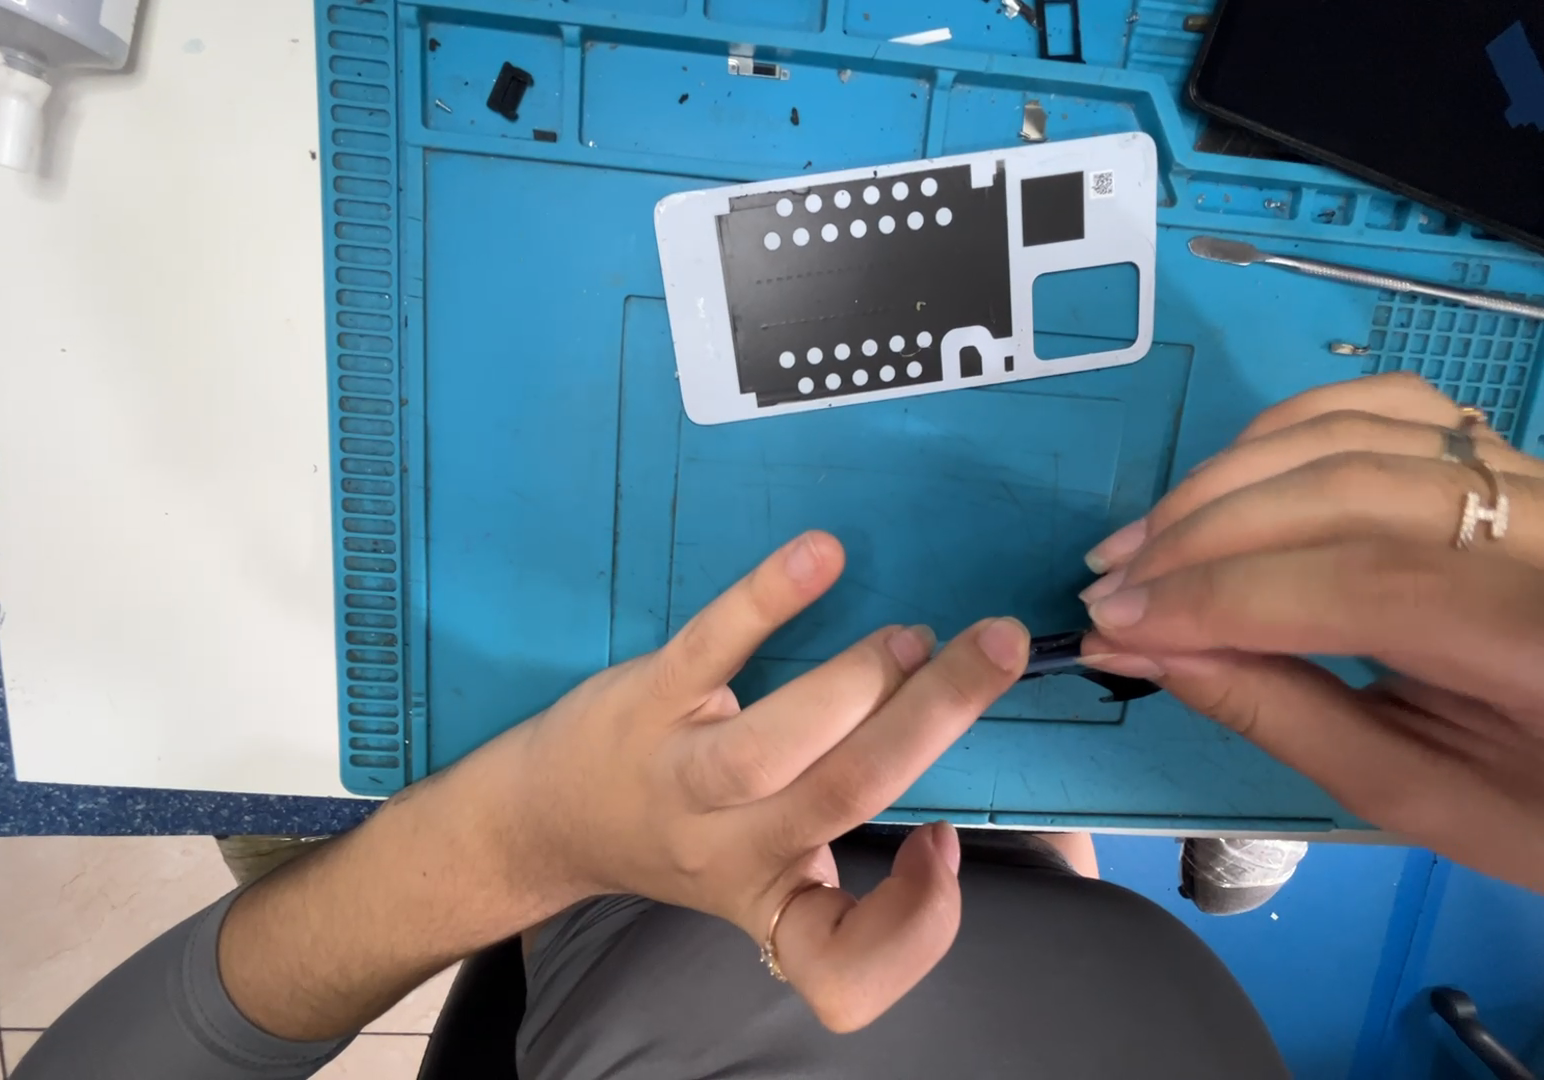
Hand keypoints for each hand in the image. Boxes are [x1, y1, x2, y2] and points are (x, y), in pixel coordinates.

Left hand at [483, 531, 1029, 1030]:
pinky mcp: (647, 702)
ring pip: (780, 741)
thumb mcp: (750, 865)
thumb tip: (920, 719)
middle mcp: (725, 847)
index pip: (841, 971)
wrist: (549, 813)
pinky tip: (820, 555)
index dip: (919, 924)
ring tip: (913, 635)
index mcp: (766, 897)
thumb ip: (833, 818)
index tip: (942, 840)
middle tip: (994, 649)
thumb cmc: (677, 830)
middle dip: (933, 719)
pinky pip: (710, 649)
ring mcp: (682, 773)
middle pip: (843, 795)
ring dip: (863, 680)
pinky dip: (769, 599)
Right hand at [1078, 374, 1543, 944]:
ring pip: (1351, 434)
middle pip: (1345, 491)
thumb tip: (1146, 651)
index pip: (1369, 585)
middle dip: (1197, 538)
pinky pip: (1380, 409)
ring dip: (1217, 485)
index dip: (1220, 597)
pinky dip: (1274, 436)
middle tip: (1108, 589)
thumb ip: (1283, 716)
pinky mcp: (1522, 456)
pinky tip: (1222, 484)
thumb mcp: (1442, 806)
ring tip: (1139, 543)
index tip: (1114, 625)